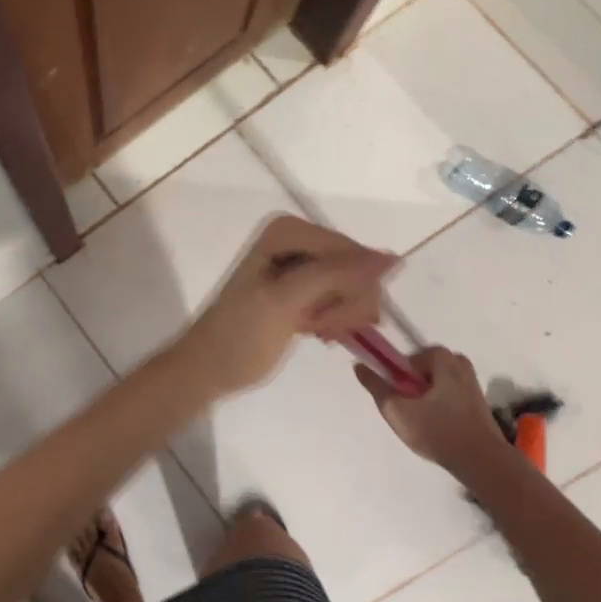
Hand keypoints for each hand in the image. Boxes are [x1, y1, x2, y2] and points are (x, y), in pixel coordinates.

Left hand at [169, 215, 397, 397]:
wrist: (208, 369)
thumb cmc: (239, 336)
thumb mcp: (285, 301)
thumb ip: (335, 274)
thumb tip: (392, 258)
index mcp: (287, 231)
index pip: (353, 253)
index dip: (351, 289)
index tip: (323, 316)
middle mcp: (296, 240)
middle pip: (357, 268)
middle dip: (346, 303)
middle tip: (319, 328)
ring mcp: (300, 266)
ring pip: (354, 286)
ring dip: (342, 315)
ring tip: (315, 332)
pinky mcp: (304, 292)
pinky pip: (342, 299)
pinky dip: (336, 320)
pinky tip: (317, 333)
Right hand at [355, 346, 505, 468]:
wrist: (480, 459)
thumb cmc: (435, 430)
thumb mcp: (396, 409)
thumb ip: (376, 387)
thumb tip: (359, 366)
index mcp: (445, 363)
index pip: (416, 354)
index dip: (401, 370)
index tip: (397, 390)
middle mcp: (463, 368)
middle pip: (432, 364)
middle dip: (416, 378)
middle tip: (407, 400)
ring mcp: (474, 386)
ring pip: (444, 379)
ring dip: (429, 391)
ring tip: (420, 413)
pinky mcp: (479, 404)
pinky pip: (454, 392)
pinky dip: (442, 401)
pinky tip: (436, 422)